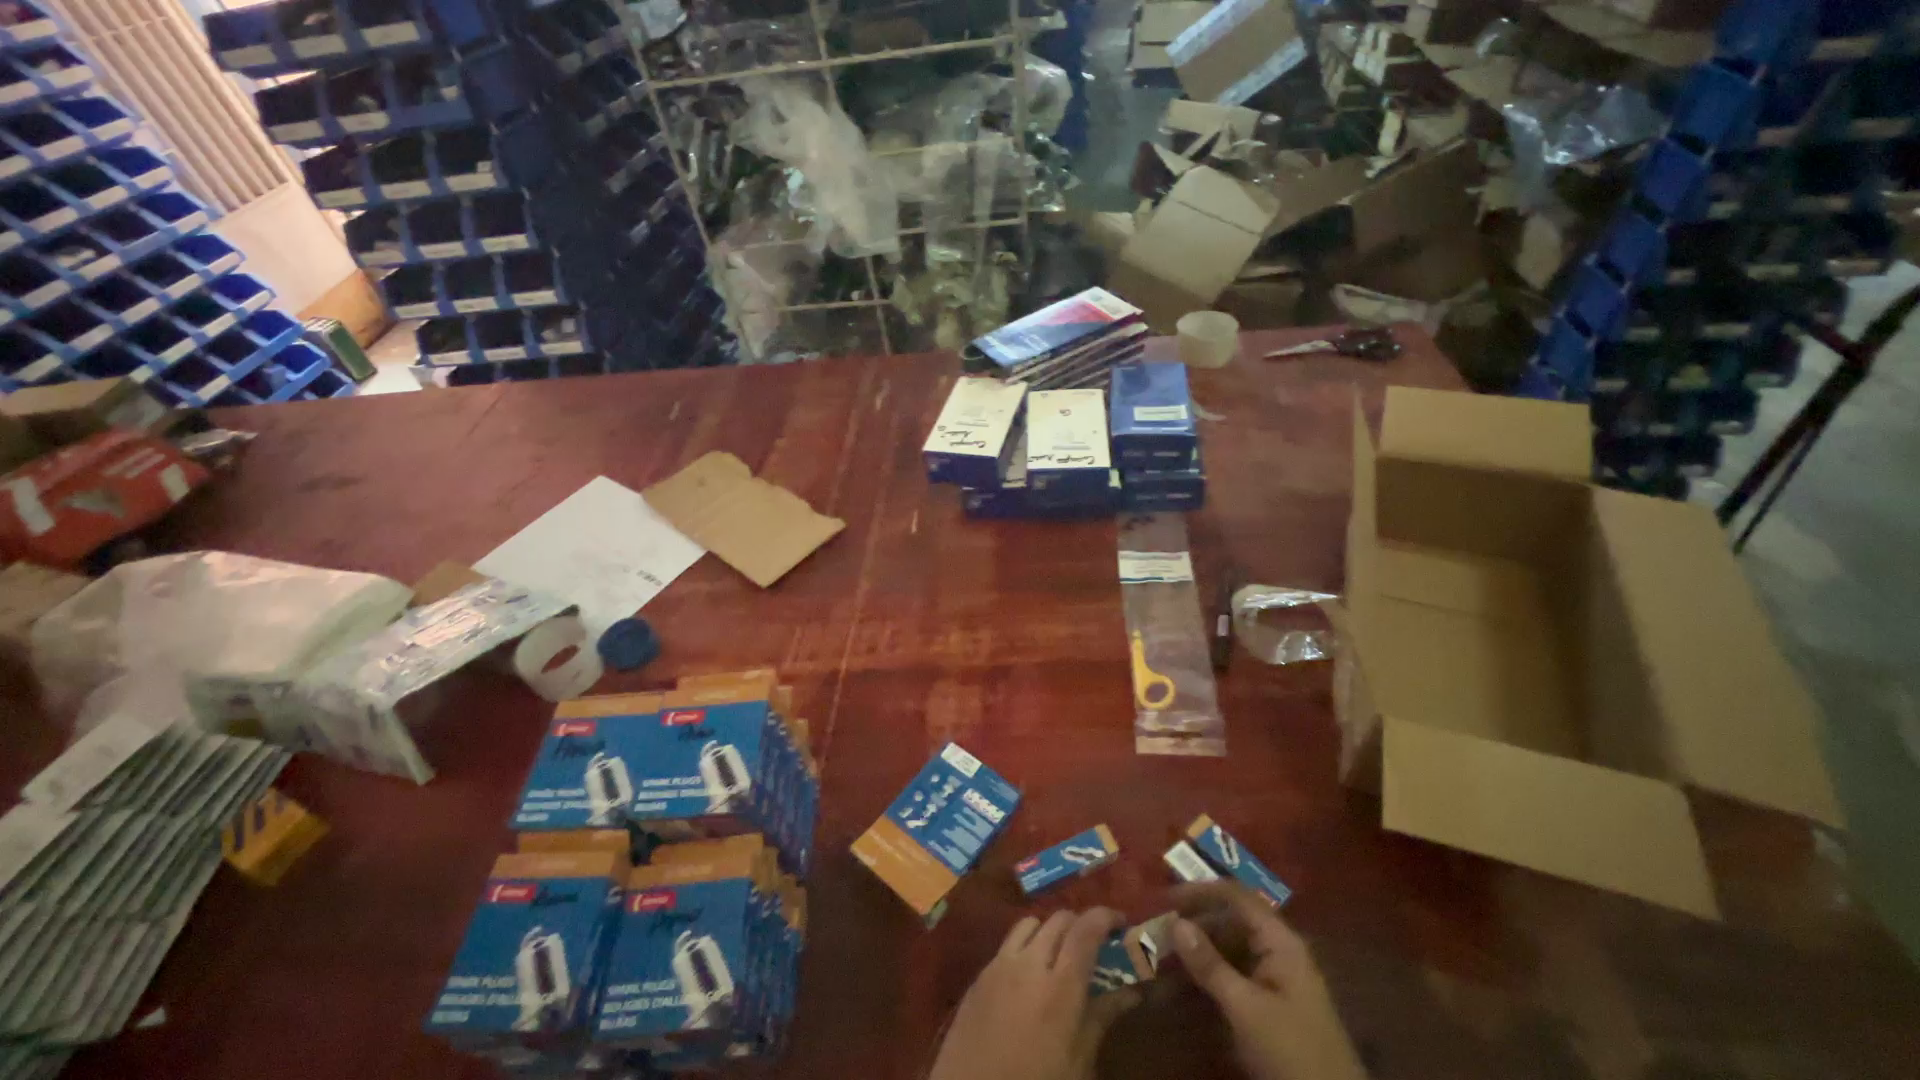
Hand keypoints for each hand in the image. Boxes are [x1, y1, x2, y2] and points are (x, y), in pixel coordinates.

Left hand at [929, 908, 1140, 1079]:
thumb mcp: (1079, 1060)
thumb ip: (1103, 1017)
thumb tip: (1133, 993)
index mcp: (1060, 986)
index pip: (1086, 929)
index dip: (1106, 916)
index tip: (1121, 922)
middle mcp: (1029, 963)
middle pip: (1059, 919)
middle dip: (1081, 924)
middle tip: (1095, 944)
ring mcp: (1000, 965)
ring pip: (1030, 923)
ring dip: (1050, 929)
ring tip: (1060, 953)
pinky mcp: (980, 974)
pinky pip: (1007, 943)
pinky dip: (1026, 945)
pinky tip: (1030, 973)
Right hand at [1169, 884, 1365, 1079]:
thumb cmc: (1291, 1050)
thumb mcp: (1245, 1008)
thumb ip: (1210, 965)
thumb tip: (1176, 924)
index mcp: (1279, 941)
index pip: (1236, 897)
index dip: (1199, 892)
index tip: (1162, 899)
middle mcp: (1276, 950)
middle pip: (1229, 922)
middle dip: (1191, 926)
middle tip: (1153, 935)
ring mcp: (1272, 977)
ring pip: (1227, 950)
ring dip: (1194, 954)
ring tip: (1157, 961)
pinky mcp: (1266, 1001)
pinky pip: (1230, 976)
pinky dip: (1204, 977)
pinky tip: (1178, 988)